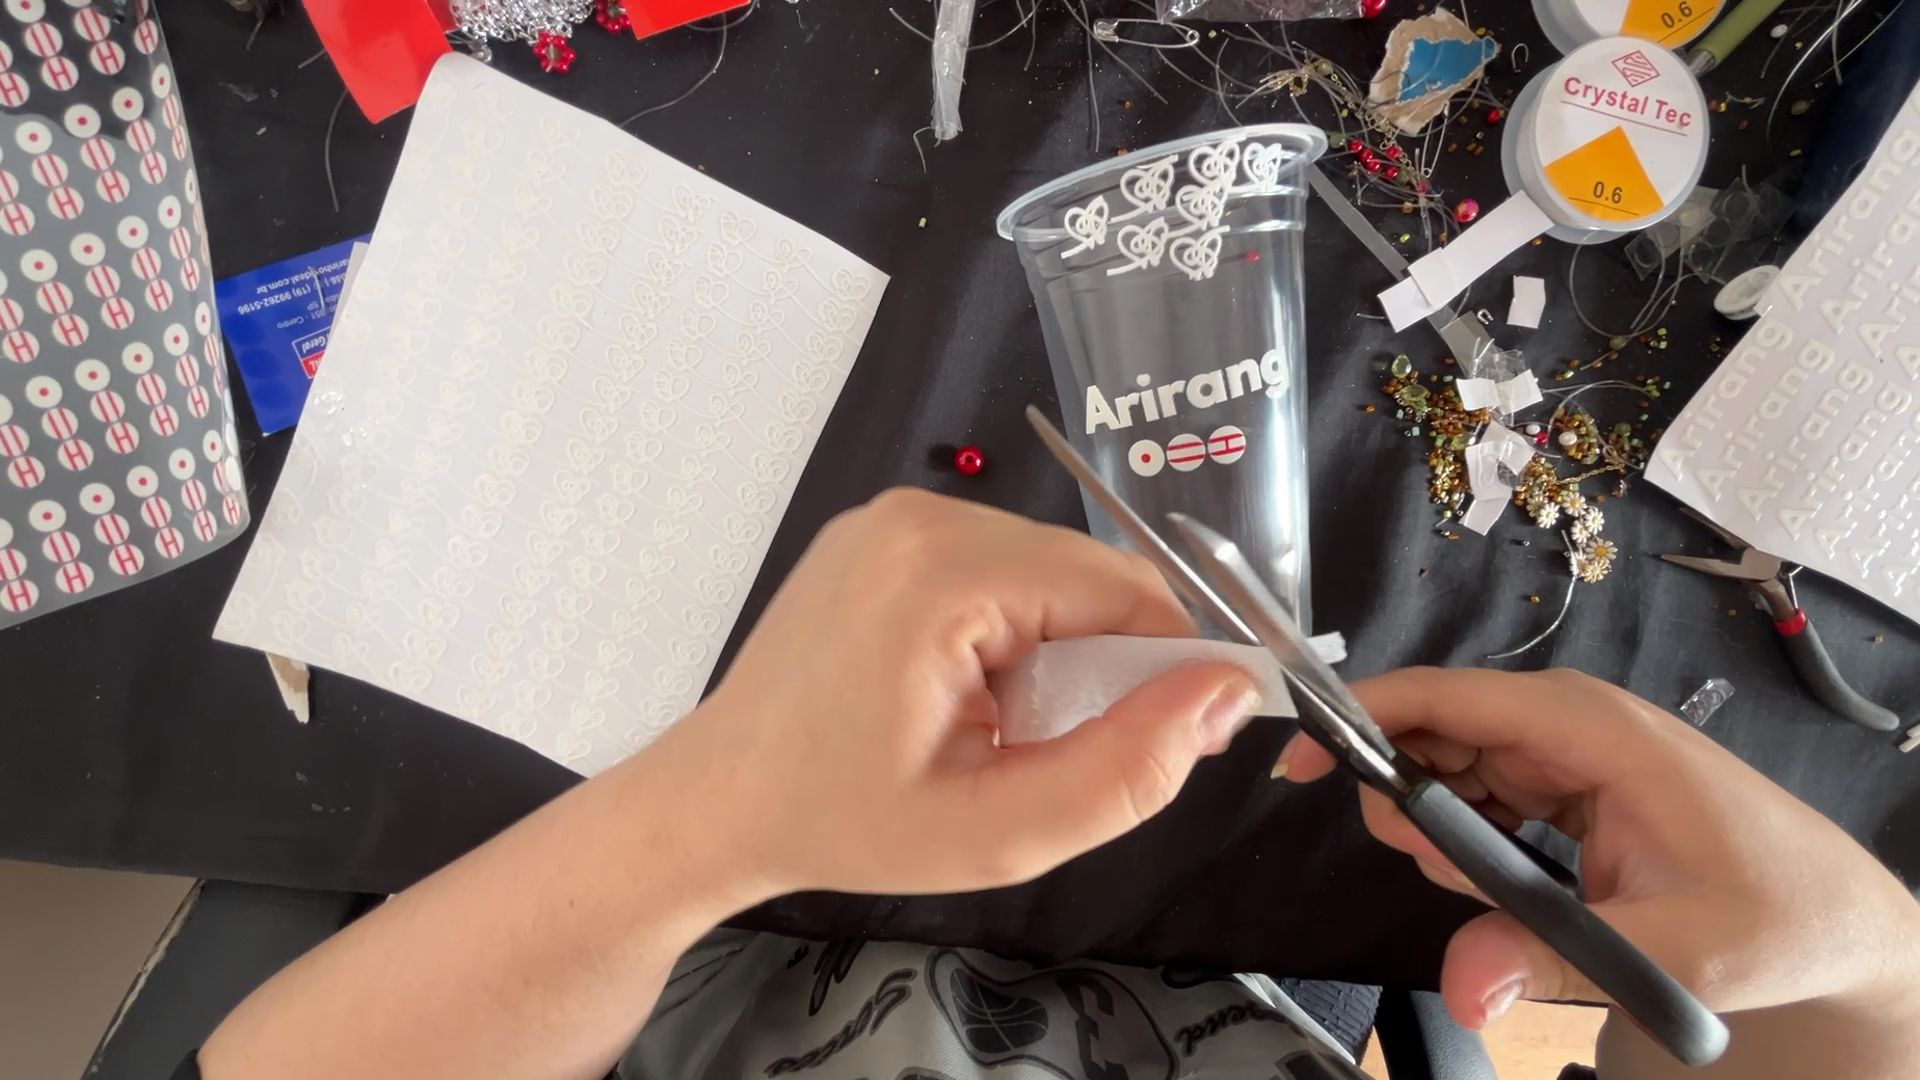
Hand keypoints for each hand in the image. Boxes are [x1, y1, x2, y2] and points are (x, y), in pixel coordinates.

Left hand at [647, 488, 1259, 898]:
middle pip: (1081, 571)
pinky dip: (1011, 616)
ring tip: (1001, 715)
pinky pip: (992, 559)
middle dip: (1104, 656)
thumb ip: (1127, 768)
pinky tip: (965, 677)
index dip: (1165, 662)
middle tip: (1059, 740)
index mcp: (942, 573)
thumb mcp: (998, 830)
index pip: (1119, 588)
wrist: (721, 796)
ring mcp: (893, 512)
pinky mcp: (881, 527)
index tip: (1166, 734)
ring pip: (1043, 564)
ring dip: (1056, 639)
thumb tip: (1223, 691)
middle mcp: (919, 515)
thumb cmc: (846, 823)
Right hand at [1277, 668, 1919, 1031]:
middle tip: (1430, 866)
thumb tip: (1459, 991)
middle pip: (1423, 726)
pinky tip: (1488, 873)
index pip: (1438, 694)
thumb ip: (1560, 958)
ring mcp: (1545, 743)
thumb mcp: (1684, 953)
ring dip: (1427, 820)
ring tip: (1475, 882)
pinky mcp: (1543, 772)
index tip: (1298, 763)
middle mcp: (1551, 717)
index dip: (1357, 717)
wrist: (1845, 926)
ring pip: (1434, 757)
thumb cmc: (1778, 918)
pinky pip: (1461, 783)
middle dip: (1399, 794)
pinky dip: (1452, 829)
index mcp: (1580, 723)